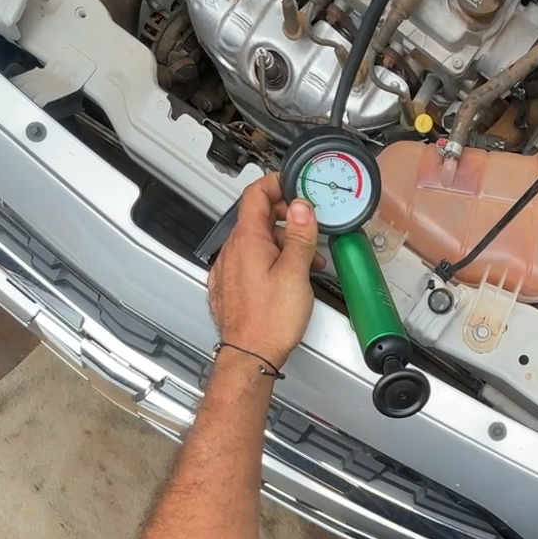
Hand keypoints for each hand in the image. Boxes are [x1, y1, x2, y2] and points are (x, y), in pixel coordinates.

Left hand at [208, 174, 318, 368]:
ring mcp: (228, 269)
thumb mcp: (295, 273)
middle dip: (286, 218)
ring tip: (306, 261)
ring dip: (282, 244)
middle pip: (258, 218)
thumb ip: (299, 236)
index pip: (255, 194)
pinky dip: (270, 261)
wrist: (250, 354)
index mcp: (247, 240)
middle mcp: (232, 251)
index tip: (294, 186)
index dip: (276, 184)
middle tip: (309, 227)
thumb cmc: (269, 321)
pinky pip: (250, 262)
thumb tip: (302, 208)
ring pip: (256, 242)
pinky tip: (287, 276)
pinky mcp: (230, 286)